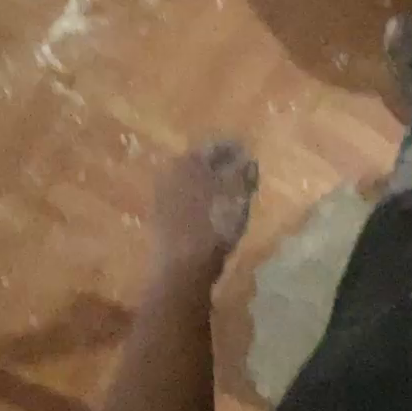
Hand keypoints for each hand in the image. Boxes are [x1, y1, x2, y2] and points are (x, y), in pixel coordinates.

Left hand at [152, 141, 258, 277]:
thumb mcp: (239, 196)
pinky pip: (186, 198)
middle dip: (222, 164)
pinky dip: (202, 198)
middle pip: (202, 162)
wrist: (182, 265)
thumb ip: (244, 173)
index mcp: (191, 161)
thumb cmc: (215, 225)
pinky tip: (213, 209)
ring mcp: (163, 195)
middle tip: (241, 170)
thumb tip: (247, 158)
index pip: (216, 145)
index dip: (235, 147)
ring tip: (231, 191)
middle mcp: (172, 172)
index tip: (249, 152)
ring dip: (212, 182)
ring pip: (193, 181)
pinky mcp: (161, 216)